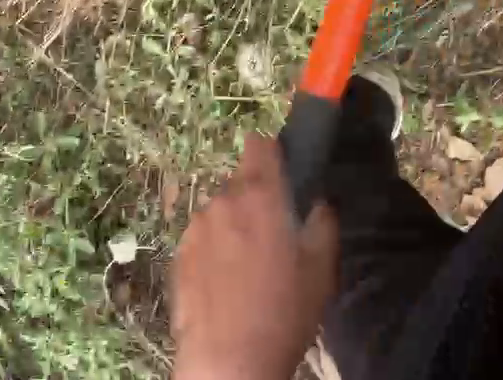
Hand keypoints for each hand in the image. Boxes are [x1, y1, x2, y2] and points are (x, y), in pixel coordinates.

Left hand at [171, 135, 338, 379]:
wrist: (228, 359)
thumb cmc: (283, 311)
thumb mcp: (321, 269)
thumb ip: (322, 223)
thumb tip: (317, 202)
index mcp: (260, 194)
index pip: (259, 144)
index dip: (271, 153)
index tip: (282, 174)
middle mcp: (223, 198)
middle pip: (241, 182)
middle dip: (257, 200)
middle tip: (274, 238)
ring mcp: (196, 225)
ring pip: (221, 211)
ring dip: (235, 226)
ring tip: (249, 269)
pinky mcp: (180, 252)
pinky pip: (204, 238)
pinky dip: (215, 250)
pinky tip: (227, 283)